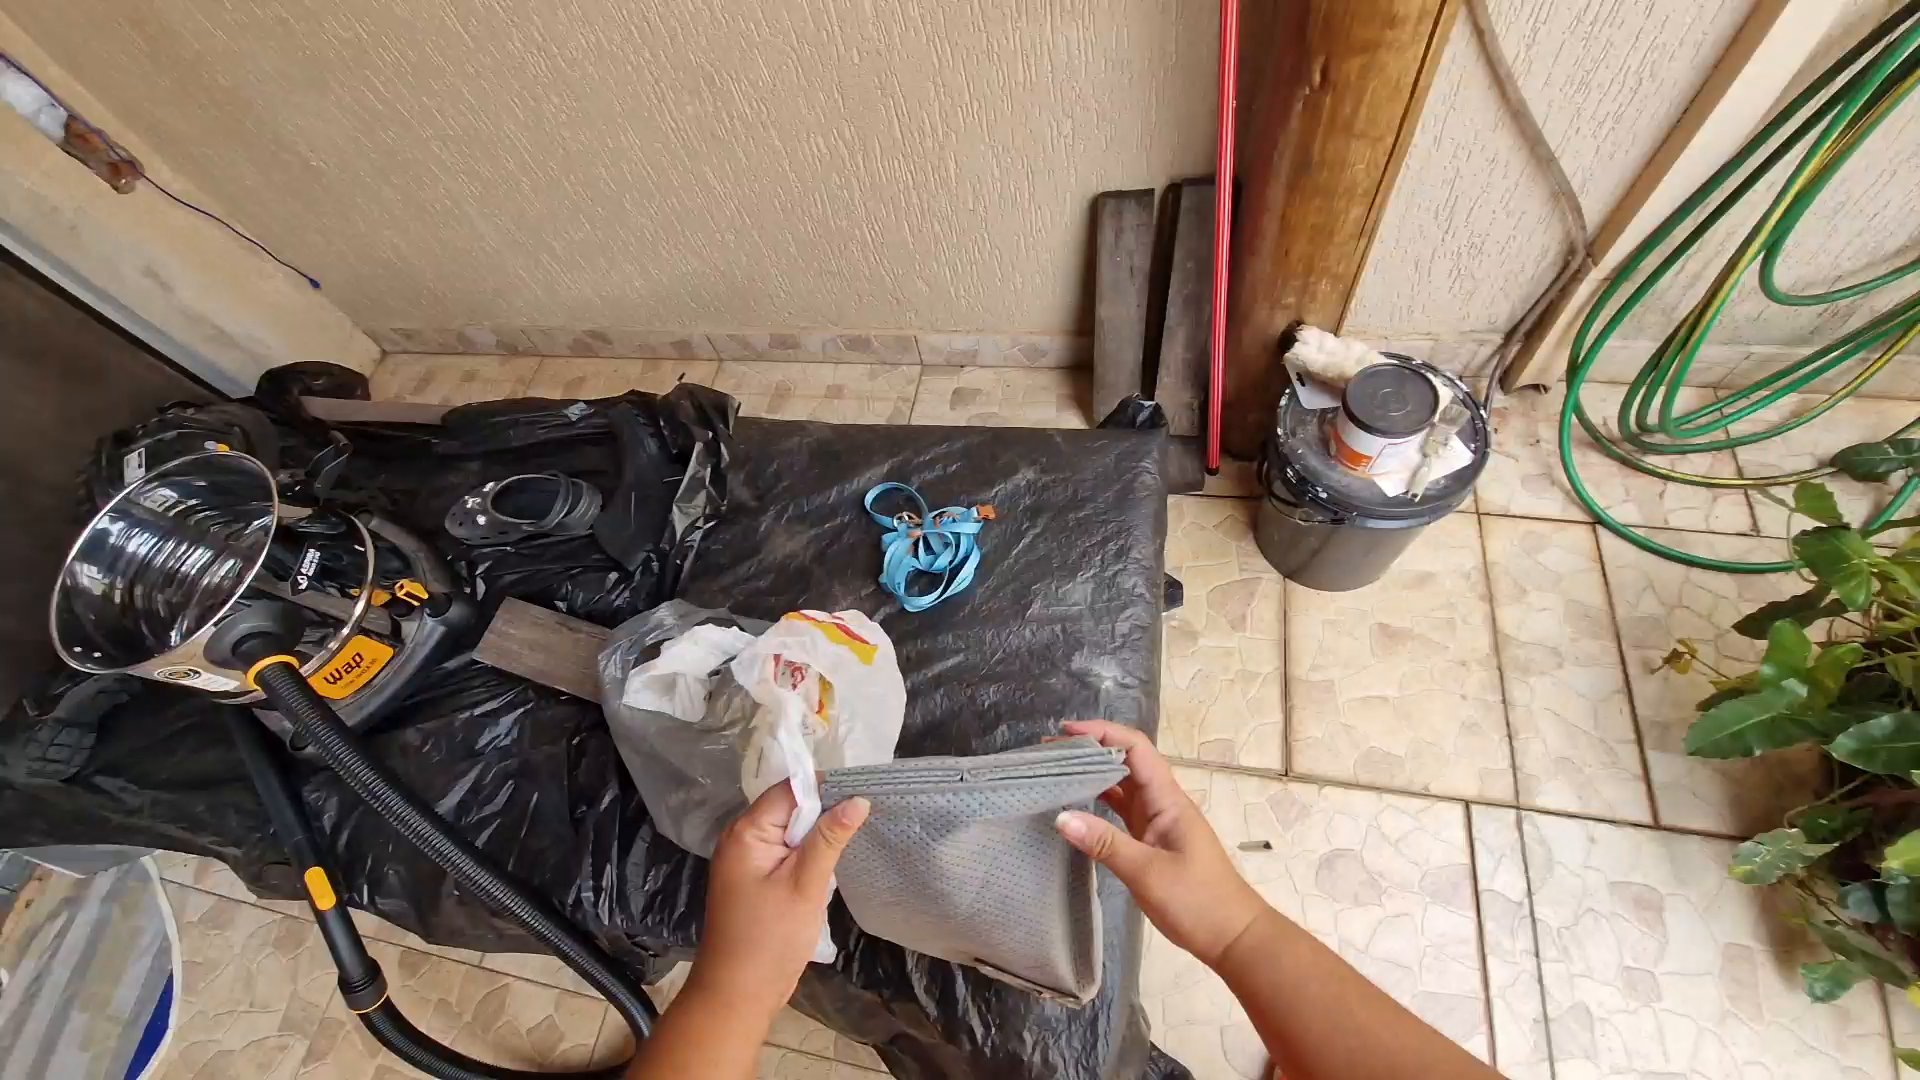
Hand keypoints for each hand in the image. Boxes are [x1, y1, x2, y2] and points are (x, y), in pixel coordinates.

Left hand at [689, 780, 869, 1017]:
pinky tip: (826, 866)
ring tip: (848, 842)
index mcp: (746, 832)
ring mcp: (745, 859)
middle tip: (858, 823)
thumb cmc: (769, 940)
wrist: (736, 997)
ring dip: (817, 837)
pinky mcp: (754, 877)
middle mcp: (741, 837)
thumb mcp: (806, 885)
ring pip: (790, 829)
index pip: (790, 790)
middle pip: (790, 807)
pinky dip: (806, 854)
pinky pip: (785, 850)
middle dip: (823, 814)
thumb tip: (858, 799)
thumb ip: (830, 838)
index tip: (859, 797)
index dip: (824, 789)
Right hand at [1053, 720, 1264, 967]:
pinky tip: (1074, 801)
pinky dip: (1097, 798)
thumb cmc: (1197, 901)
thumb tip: (1060, 817)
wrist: (1233, 937)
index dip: (1102, 732)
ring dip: (1091, 771)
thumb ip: (1104, 843)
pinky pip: (1120, 807)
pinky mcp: (1150, 838)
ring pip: (1121, 783)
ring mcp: (1156, 819)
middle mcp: (1161, 801)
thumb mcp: (1148, 873)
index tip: (1067, 731)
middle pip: (1124, 760)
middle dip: (1089, 748)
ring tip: (1055, 768)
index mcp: (1167, 798)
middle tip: (1050, 751)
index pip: (1135, 748)